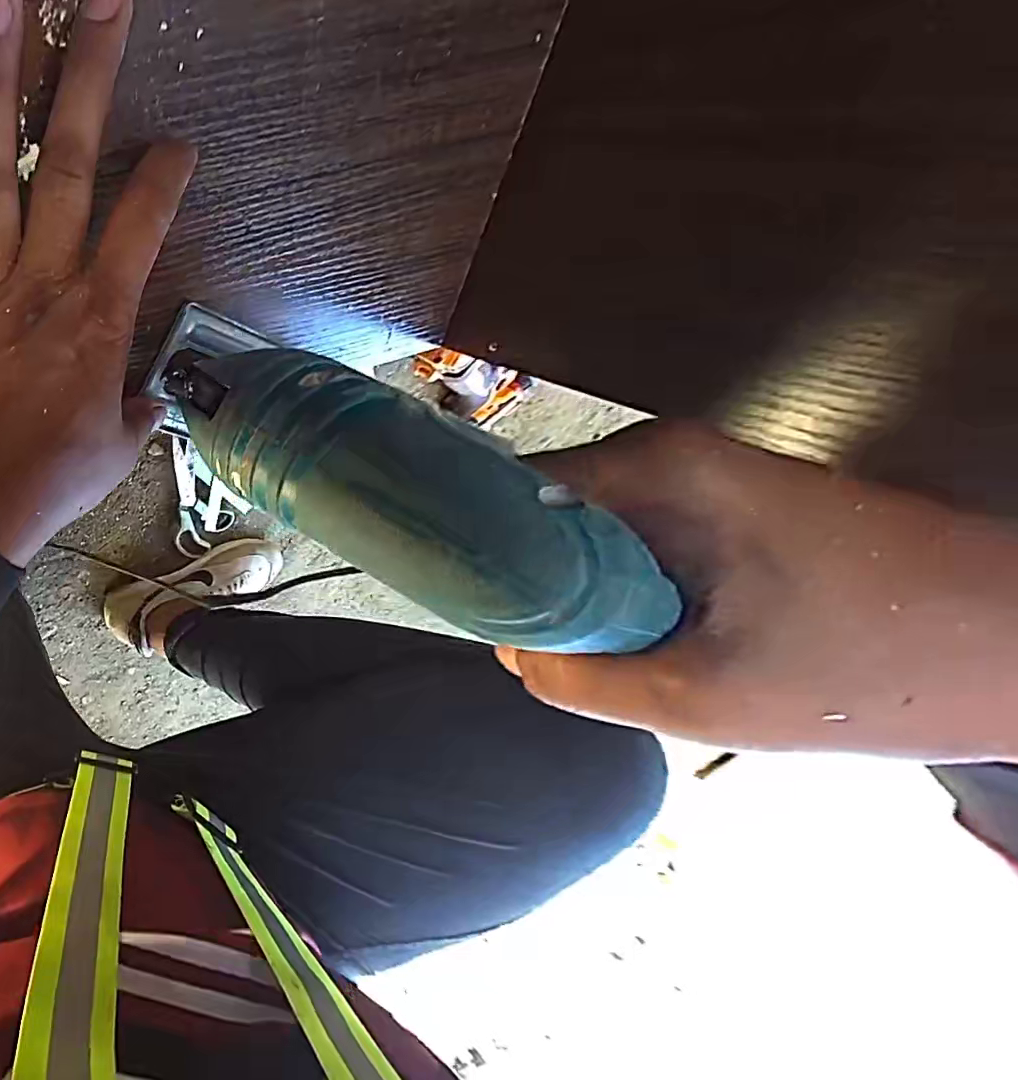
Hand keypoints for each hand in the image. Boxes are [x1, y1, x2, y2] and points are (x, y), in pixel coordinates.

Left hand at [0, 0, 193, 566]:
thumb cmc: (54, 478)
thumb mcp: (116, 447)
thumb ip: (136, 411)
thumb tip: (150, 401)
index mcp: (98, 317)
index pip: (142, 223)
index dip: (164, 177)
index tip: (176, 146)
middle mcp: (43, 283)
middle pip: (69, 164)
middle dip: (88, 73)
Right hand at [498, 421, 1017, 761]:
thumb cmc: (880, 667)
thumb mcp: (701, 701)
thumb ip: (577, 680)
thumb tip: (513, 653)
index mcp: (650, 471)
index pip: (503, 487)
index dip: (466, 537)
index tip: (448, 588)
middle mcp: (659, 454)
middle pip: (533, 506)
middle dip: (517, 571)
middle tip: (511, 631)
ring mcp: (688, 472)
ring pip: (572, 524)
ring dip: (560, 579)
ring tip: (561, 636)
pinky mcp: (711, 496)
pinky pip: (613, 533)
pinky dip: (598, 576)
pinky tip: (615, 623)